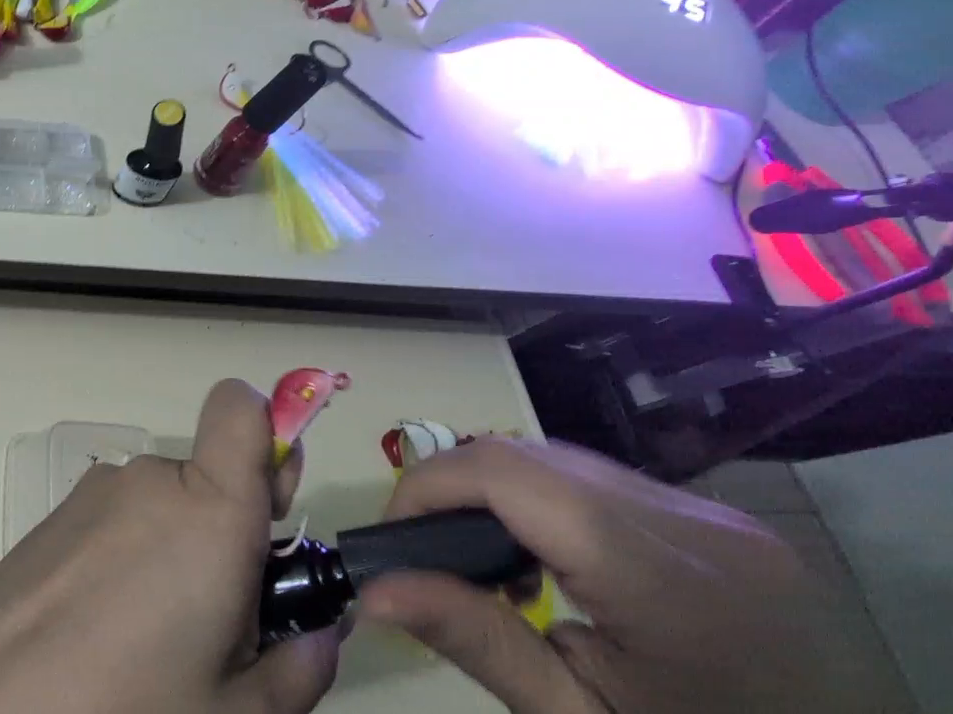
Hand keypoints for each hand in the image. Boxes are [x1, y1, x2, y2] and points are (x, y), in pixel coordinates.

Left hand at [0, 379, 340, 713]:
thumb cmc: (130, 701)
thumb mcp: (239, 711)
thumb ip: (298, 668)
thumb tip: (319, 635)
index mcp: (209, 509)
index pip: (242, 409)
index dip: (268, 437)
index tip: (271, 508)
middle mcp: (151, 480)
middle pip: (209, 479)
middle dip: (228, 533)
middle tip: (219, 619)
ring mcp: (95, 492)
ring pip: (163, 505)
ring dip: (175, 550)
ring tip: (154, 634)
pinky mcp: (55, 516)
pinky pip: (117, 520)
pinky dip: (129, 556)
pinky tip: (106, 624)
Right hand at [359, 437, 891, 713]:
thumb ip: (477, 641)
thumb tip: (373, 592)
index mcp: (665, 579)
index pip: (508, 474)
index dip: (427, 486)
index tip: (394, 540)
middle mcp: (697, 521)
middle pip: (529, 456)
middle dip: (455, 491)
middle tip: (429, 558)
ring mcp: (719, 514)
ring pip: (561, 458)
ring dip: (500, 493)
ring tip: (490, 568)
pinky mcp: (724, 517)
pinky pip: (601, 480)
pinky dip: (549, 502)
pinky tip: (552, 561)